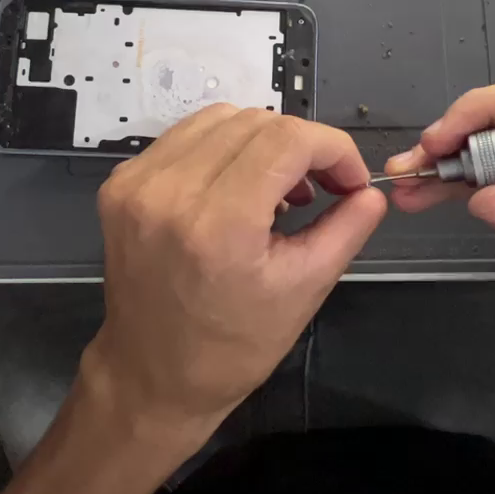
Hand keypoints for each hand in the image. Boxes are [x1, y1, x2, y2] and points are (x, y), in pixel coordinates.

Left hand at [83, 105, 387, 443]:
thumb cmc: (233, 346)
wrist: (149, 375)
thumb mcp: (304, 290)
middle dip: (303, 146)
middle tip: (320, 188)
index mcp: (219, 224)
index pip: (288, 139)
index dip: (333, 148)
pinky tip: (237, 184)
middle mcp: (171, 190)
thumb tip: (371, 190)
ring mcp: (139, 181)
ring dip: (263, 140)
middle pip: (258, 122)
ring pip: (222, 118)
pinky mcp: (122, 180)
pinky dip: (224, 146)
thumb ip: (346, 230)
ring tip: (279, 187)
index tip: (350, 180)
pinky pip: (187, 135)